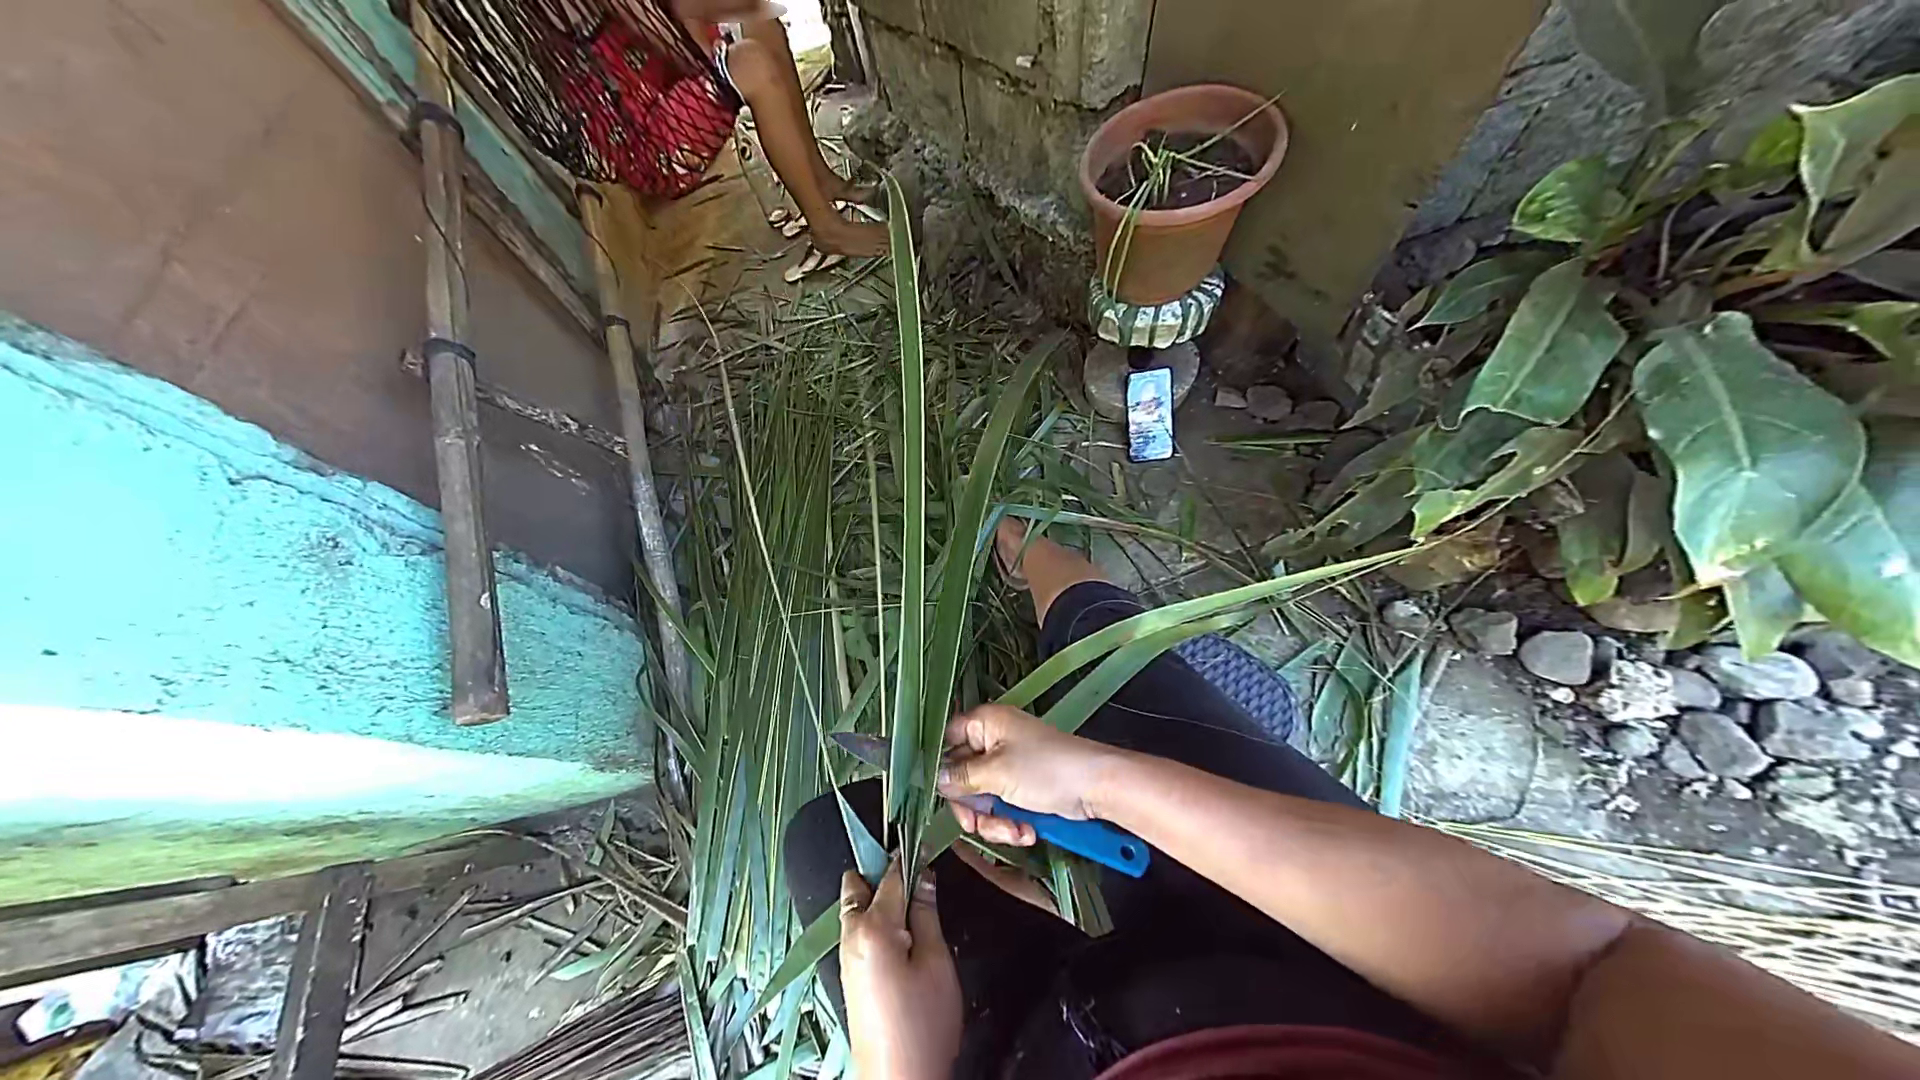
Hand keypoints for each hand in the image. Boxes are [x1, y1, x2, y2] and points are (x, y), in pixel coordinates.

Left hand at [839, 859, 961, 1079]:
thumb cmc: (923, 1024)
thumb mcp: (937, 962)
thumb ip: (927, 913)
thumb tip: (923, 877)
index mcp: (873, 927)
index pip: (891, 875)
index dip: (910, 857)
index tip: (924, 844)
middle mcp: (850, 936)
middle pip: (858, 885)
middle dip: (882, 874)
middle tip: (915, 882)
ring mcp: (846, 956)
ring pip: (855, 907)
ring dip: (878, 899)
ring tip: (913, 912)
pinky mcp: (849, 975)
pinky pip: (856, 930)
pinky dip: (874, 921)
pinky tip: (901, 938)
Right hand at [937, 704, 1123, 845]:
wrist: (1096, 787)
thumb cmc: (1045, 770)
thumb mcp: (997, 773)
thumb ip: (961, 777)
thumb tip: (936, 779)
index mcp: (985, 724)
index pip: (947, 739)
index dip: (941, 766)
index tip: (941, 793)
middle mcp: (994, 740)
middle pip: (962, 775)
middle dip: (973, 806)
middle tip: (978, 824)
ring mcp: (1009, 765)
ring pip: (982, 798)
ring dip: (994, 822)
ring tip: (1014, 831)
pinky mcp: (1023, 788)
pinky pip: (1002, 807)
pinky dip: (1011, 823)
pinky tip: (1026, 831)